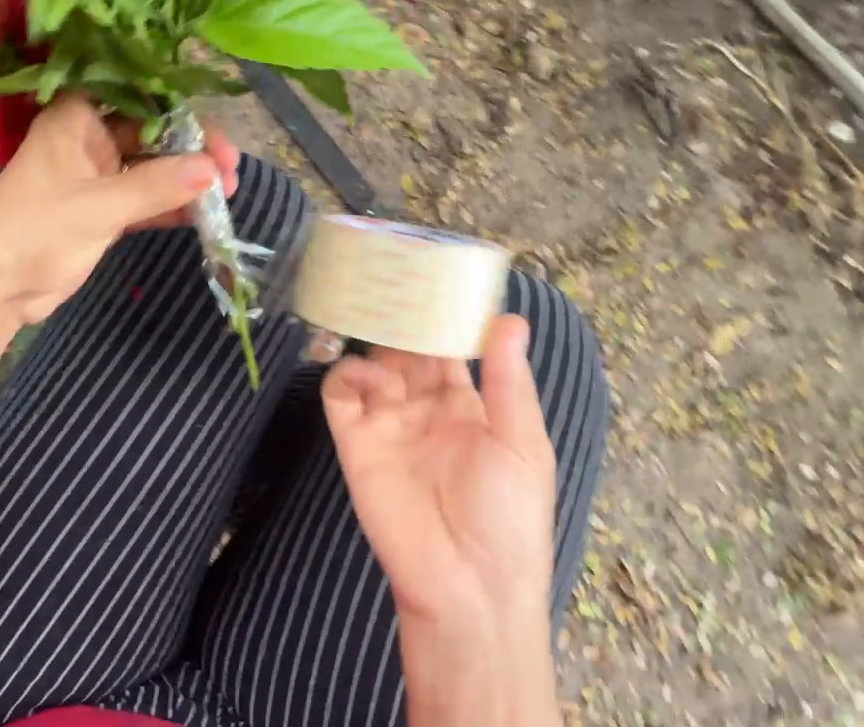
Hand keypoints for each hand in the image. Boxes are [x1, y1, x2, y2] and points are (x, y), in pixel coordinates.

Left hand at [0, 96, 239, 325]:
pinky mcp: (104, 209)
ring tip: (230, 189)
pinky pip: (146, 198)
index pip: (131, 92)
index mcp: (74, 119)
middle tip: (231, 165)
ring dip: (187, 177)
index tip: (213, 116)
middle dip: (190, 145)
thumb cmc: (35, 232)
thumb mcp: (98, 207)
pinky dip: (172, 204)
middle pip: (149, 129)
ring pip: (152, 166)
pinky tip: (207, 211)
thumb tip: (213, 169)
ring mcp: (97, 176)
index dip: (174, 98)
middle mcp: (87, 139)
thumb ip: (156, 187)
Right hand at [323, 317, 559, 723]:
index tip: (436, 278)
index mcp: (467, 406)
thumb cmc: (509, 517)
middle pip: (404, 349)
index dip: (441, 316)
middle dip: (401, 317)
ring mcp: (386, 422)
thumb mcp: (522, 444)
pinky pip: (342, 393)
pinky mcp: (354, 439)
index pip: (446, 348)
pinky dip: (351, 374)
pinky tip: (374, 378)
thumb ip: (508, 381)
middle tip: (395, 279)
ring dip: (375, 339)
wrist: (467, 584)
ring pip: (371, 362)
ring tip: (381, 317)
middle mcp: (423, 408)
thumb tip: (510, 319)